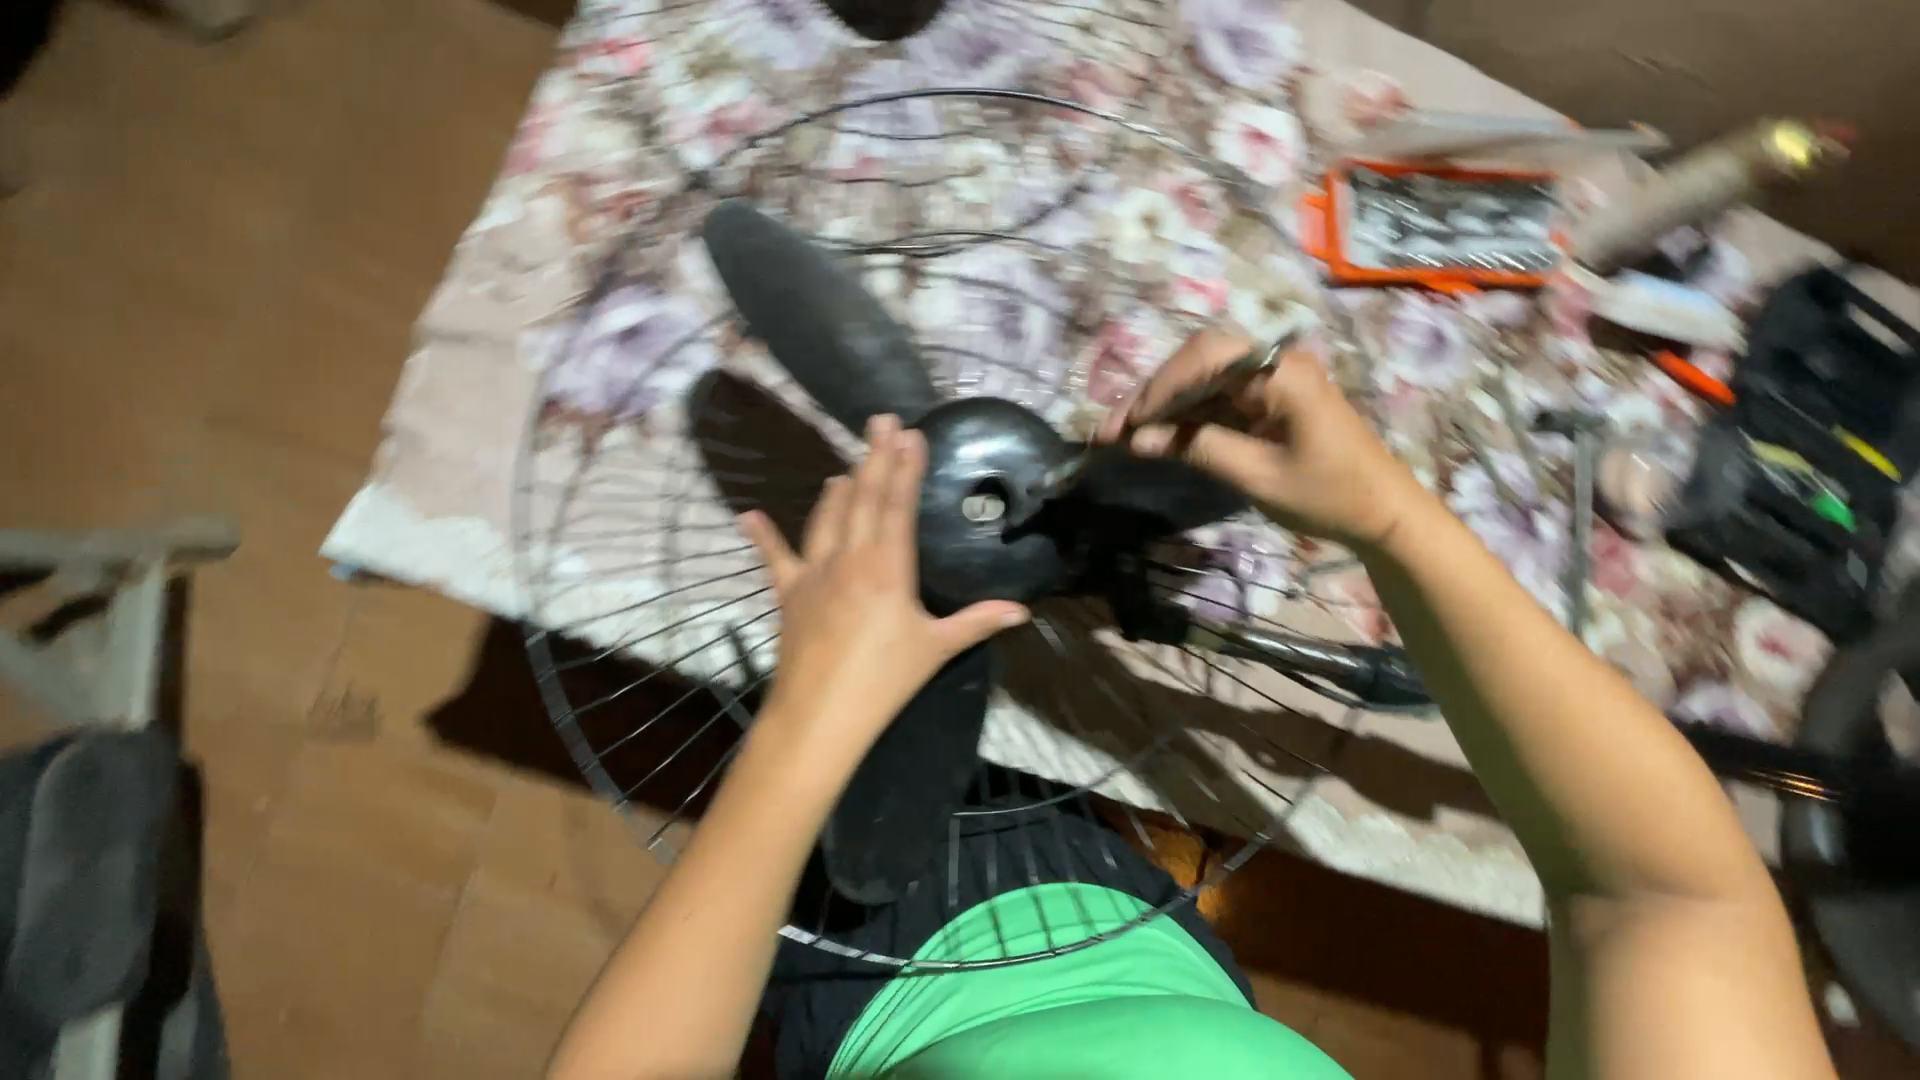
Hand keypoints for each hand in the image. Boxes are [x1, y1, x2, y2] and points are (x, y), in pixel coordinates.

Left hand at [738, 415, 1029, 756]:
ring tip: (847, 464)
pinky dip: (763, 536)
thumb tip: (1023, 611)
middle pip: (862, 498)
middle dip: (874, 457)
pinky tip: (748, 515)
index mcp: (887, 567)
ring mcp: (813, 572)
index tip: (910, 434)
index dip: (905, 467)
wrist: (820, 713)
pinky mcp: (788, 594)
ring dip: (839, 487)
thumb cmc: (884, 680)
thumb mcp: (936, 649)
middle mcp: (848, 557)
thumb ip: (977, 623)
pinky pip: (774, 559)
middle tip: (880, 420)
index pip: (897, 504)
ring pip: (825, 517)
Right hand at [1096, 328, 1427, 551]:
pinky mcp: (1265, 403)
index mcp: (1280, 372)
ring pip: (1200, 381)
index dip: (1161, 386)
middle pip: (1197, 363)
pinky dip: (1182, 418)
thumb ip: (1197, 449)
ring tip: (1121, 436)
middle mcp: (1273, 365)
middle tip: (1110, 431)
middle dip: (1151, 395)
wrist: (1384, 514)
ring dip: (1161, 407)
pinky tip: (1154, 437)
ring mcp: (1269, 383)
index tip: (1131, 424)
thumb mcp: (1258, 475)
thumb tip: (1138, 439)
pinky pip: (1214, 400)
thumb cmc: (1330, 495)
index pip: (1206, 356)